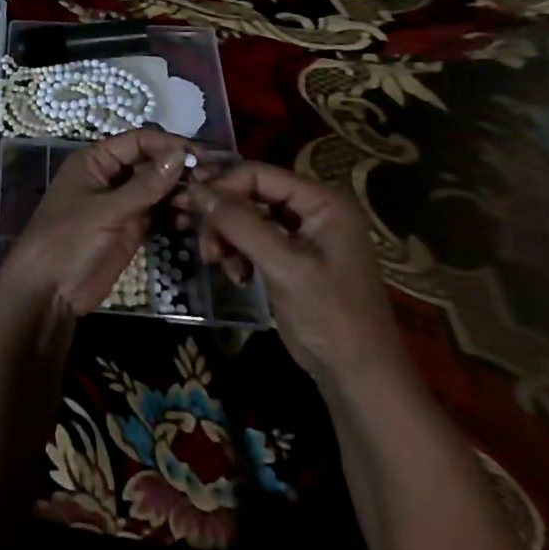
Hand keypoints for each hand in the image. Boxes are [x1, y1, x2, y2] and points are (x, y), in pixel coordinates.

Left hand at [0, 129, 191, 317]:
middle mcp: (110, 176)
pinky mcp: (131, 228)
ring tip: (205, 203)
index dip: (169, 145)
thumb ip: (145, 185)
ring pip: (159, 189)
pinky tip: (191, 221)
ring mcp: (121, 203)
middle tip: (212, 182)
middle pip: (152, 163)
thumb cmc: (69, 238)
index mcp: (95, 160)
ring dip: (181, 193)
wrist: (50, 288)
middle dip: (180, 170)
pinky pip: (159, 213)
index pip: (138, 141)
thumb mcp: (107, 209)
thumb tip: (181, 155)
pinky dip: (175, 215)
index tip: (201, 156)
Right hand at [178, 162, 408, 389]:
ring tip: (217, 264)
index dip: (222, 187)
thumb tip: (196, 189)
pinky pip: (250, 240)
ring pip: (244, 217)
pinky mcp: (289, 258)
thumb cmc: (330, 316)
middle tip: (203, 245)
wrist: (358, 375)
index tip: (190, 210)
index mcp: (323, 202)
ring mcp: (301, 235)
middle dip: (220, 217)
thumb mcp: (283, 266)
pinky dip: (235, 254)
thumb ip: (239, 223)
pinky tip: (236, 276)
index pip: (258, 174)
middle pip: (248, 194)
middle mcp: (313, 210)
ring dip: (224, 238)